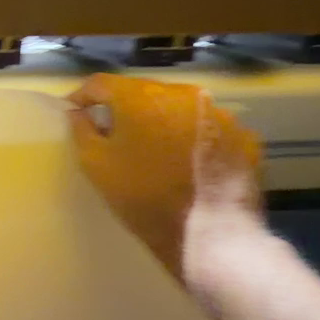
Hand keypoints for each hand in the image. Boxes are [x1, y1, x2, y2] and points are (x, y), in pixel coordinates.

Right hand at [66, 73, 265, 283]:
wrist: (211, 235)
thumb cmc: (142, 195)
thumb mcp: (94, 162)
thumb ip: (81, 129)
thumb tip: (79, 112)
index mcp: (143, 97)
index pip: (102, 83)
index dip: (82, 96)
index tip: (74, 113)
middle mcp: (185, 95)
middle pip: (144, 93)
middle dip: (125, 109)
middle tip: (113, 132)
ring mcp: (220, 115)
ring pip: (178, 109)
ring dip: (162, 122)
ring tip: (154, 148)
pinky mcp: (245, 138)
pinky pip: (208, 129)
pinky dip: (192, 139)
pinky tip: (186, 162)